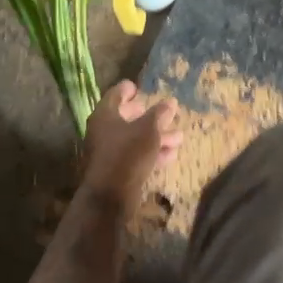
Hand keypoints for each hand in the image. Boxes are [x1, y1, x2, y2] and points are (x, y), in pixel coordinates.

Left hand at [80, 81, 181, 208]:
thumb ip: (159, 114)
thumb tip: (170, 102)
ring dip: (156, 136)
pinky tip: (171, 155)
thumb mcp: (148, 130)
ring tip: (179, 137)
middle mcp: (103, 131)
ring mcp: (109, 151)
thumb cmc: (128, 153)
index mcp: (105, 115)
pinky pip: (135, 155)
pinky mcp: (117, 169)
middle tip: (160, 111)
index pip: (115, 95)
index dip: (127, 90)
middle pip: (126, 117)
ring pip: (134, 138)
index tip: (138, 87)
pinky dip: (152, 153)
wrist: (111, 195)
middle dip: (146, 115)